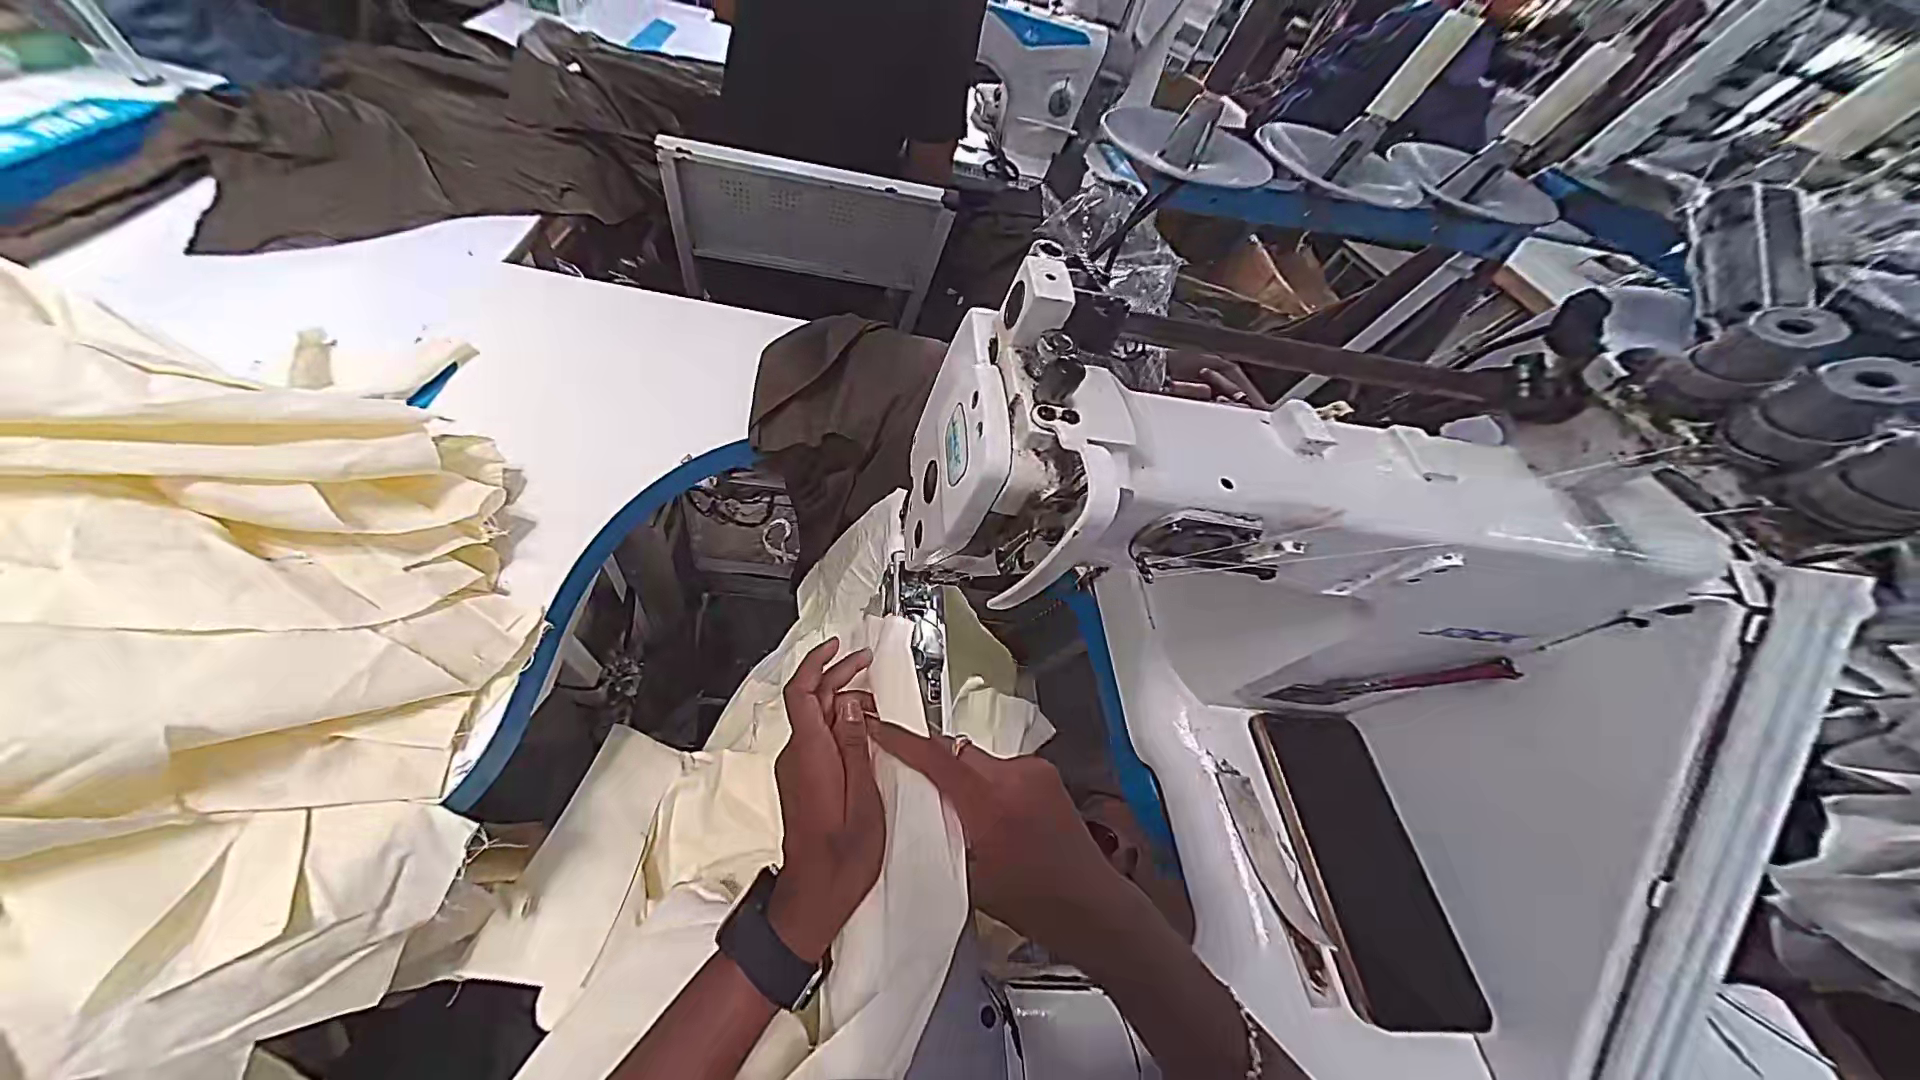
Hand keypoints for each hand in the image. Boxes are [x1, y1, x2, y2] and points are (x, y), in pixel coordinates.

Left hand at [768, 638, 884, 962]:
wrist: (813, 898)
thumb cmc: (842, 857)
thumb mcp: (863, 798)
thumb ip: (854, 746)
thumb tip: (848, 704)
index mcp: (810, 755)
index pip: (801, 693)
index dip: (815, 663)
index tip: (837, 646)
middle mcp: (796, 756)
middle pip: (809, 700)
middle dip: (837, 675)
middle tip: (867, 664)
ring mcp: (796, 768)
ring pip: (814, 717)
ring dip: (840, 698)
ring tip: (875, 699)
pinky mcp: (801, 779)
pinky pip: (817, 737)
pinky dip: (838, 721)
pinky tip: (863, 726)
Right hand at [870, 725, 1128, 961]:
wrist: (1091, 906)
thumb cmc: (1030, 903)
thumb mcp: (970, 876)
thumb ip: (942, 831)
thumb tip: (916, 804)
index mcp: (990, 803)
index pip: (936, 757)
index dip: (901, 738)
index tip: (876, 723)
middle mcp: (1013, 775)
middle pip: (956, 751)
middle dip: (932, 759)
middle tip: (911, 774)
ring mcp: (1034, 770)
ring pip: (979, 758)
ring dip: (963, 773)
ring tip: (961, 808)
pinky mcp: (1046, 772)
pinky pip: (1002, 767)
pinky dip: (989, 781)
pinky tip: (994, 812)